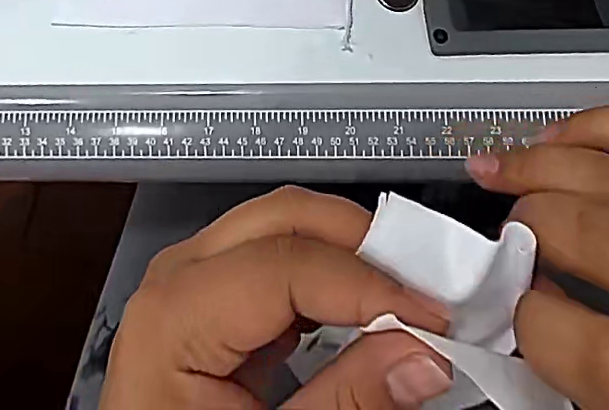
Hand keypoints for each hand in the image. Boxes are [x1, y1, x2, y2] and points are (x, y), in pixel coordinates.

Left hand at [101, 186, 455, 408]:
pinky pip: (274, 248)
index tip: (432, 315)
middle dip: (362, 241)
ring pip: (283, 220)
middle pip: (285, 216)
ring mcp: (191, 272)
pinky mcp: (210, 287)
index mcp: (176, 312)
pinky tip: (356, 300)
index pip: (287, 262)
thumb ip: (346, 401)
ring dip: (348, 247)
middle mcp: (178, 271)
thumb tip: (423, 354)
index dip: (367, 283)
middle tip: (424, 287)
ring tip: (401, 290)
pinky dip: (324, 264)